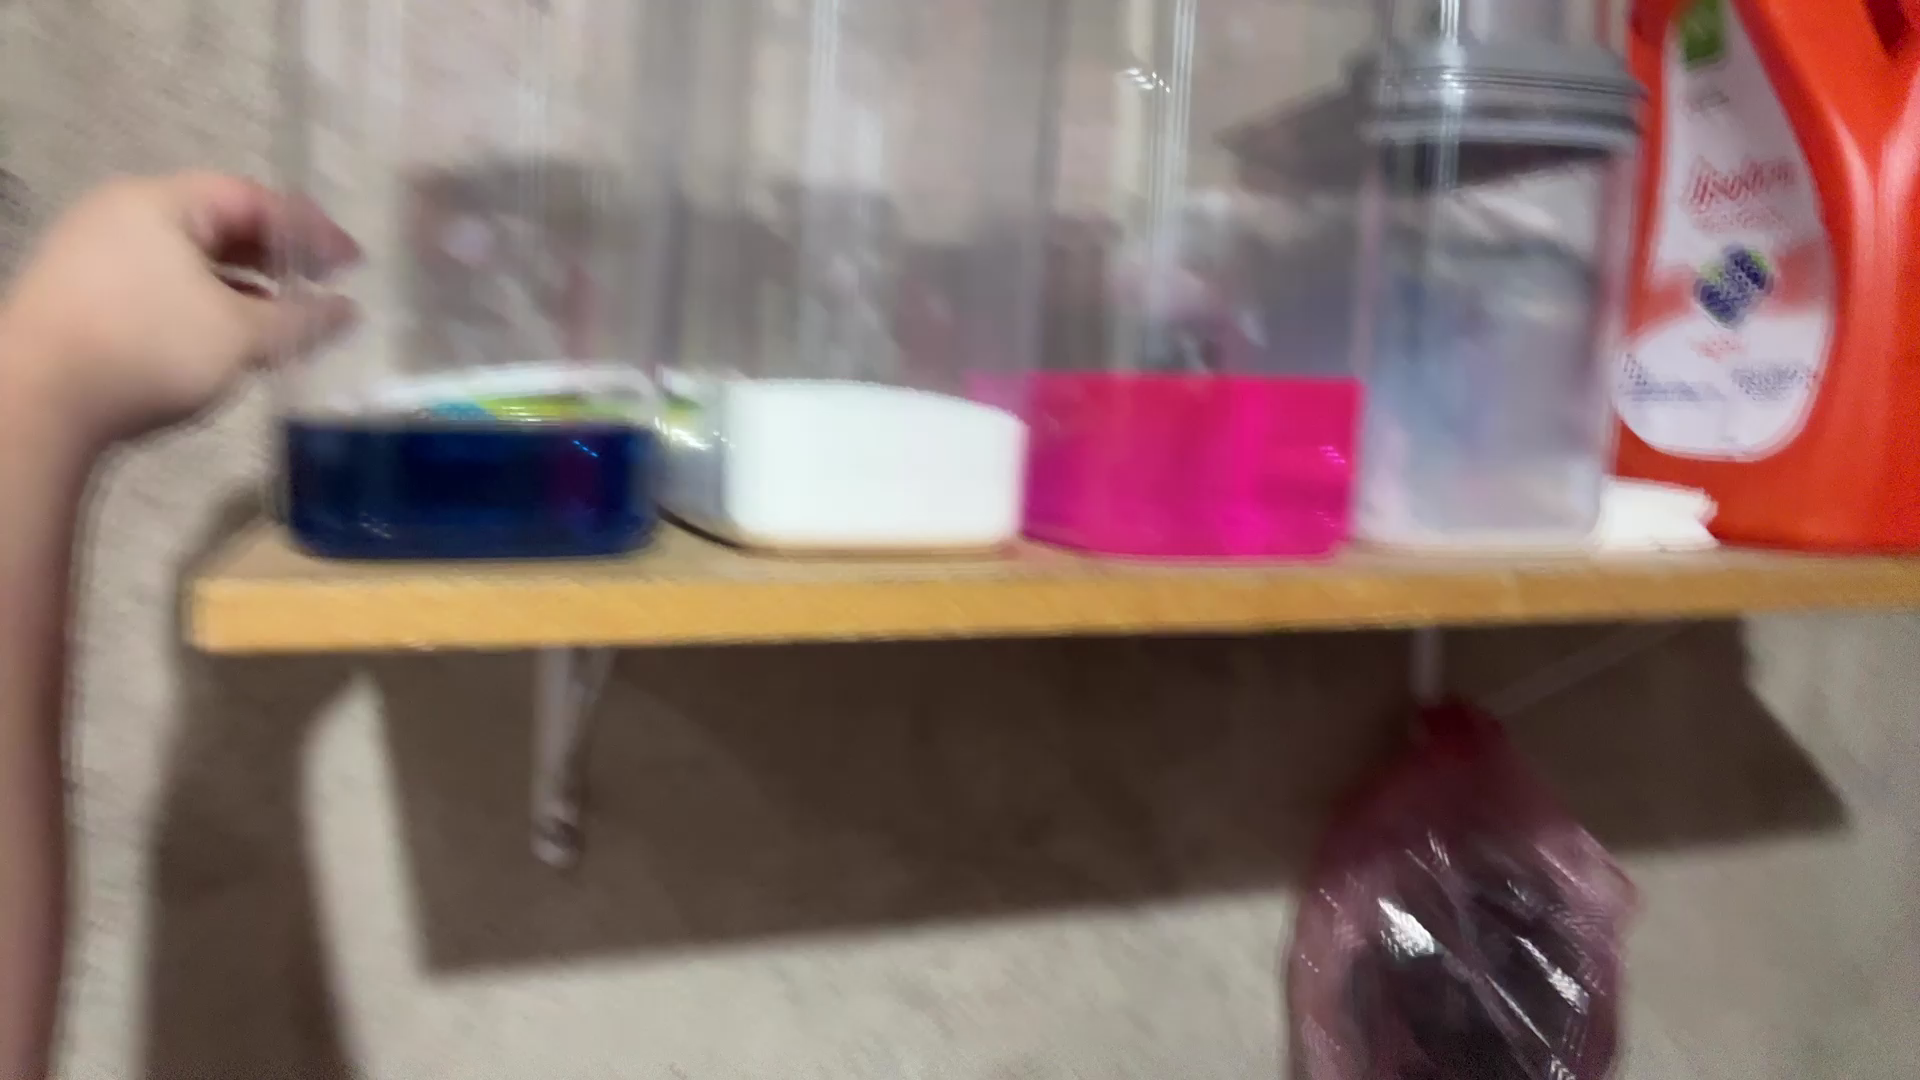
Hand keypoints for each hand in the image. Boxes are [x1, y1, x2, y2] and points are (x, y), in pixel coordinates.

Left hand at [0, 172, 359, 442]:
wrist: (44, 401)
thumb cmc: (153, 347)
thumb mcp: (248, 332)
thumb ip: (307, 317)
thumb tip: (349, 310)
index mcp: (158, 207)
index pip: (251, 199)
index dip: (310, 227)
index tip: (354, 263)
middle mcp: (128, 219)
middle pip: (226, 224)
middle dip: (286, 255)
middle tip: (334, 285)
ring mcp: (110, 257)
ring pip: (205, 259)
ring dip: (261, 283)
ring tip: (303, 315)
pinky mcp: (105, 295)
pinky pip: (183, 284)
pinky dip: (228, 302)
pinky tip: (257, 333)